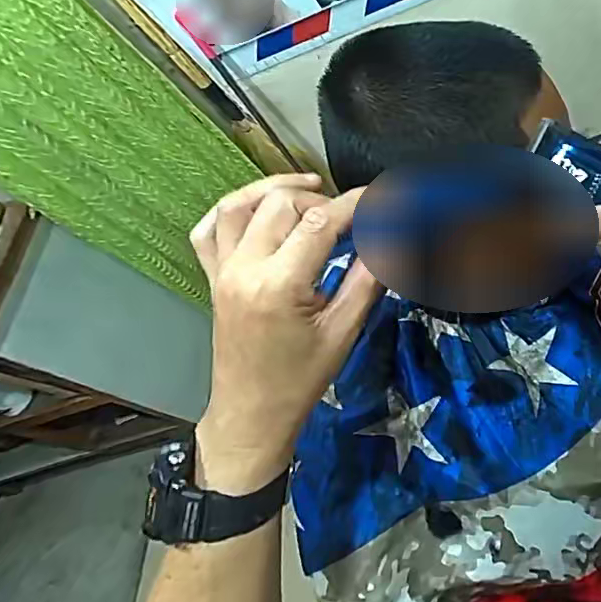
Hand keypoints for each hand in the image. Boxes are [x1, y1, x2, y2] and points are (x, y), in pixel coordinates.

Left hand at [188, 174, 381, 493]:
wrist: (252, 412)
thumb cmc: (301, 378)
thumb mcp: (345, 330)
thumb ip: (368, 278)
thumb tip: (391, 240)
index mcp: (279, 285)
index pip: (320, 223)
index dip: (356, 204)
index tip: (383, 198)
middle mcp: (243, 270)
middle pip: (281, 204)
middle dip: (323, 200)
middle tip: (353, 217)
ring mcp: (221, 272)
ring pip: (238, 205)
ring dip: (276, 189)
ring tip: (310, 189)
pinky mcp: (212, 278)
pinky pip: (209, 230)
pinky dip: (234, 209)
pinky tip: (260, 208)